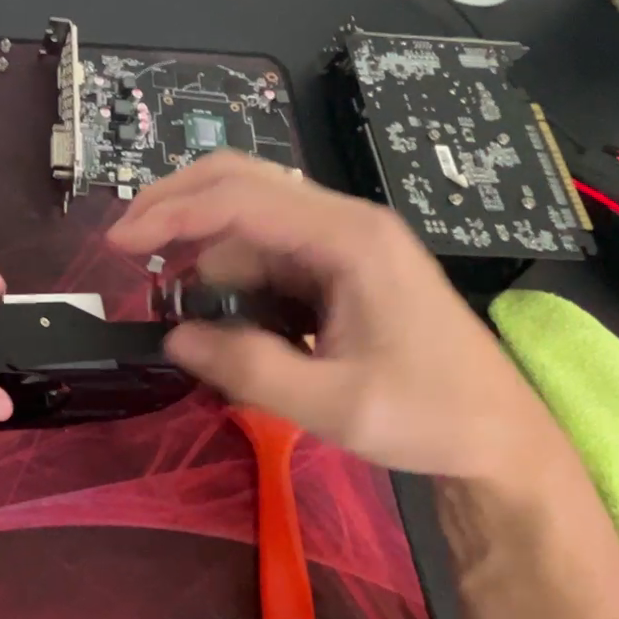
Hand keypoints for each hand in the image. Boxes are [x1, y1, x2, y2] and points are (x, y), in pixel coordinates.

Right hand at [107, 152, 558, 480]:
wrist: (500, 438)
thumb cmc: (429, 416)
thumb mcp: (335, 405)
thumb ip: (248, 369)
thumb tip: (173, 336)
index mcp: (349, 239)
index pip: (241, 201)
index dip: (172, 215)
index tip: (118, 245)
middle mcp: (342, 222)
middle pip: (240, 180)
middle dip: (174, 204)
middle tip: (124, 243)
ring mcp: (339, 240)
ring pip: (244, 216)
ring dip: (197, 246)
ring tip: (164, 296)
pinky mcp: (334, 263)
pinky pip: (261, 249)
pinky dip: (223, 269)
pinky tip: (207, 306)